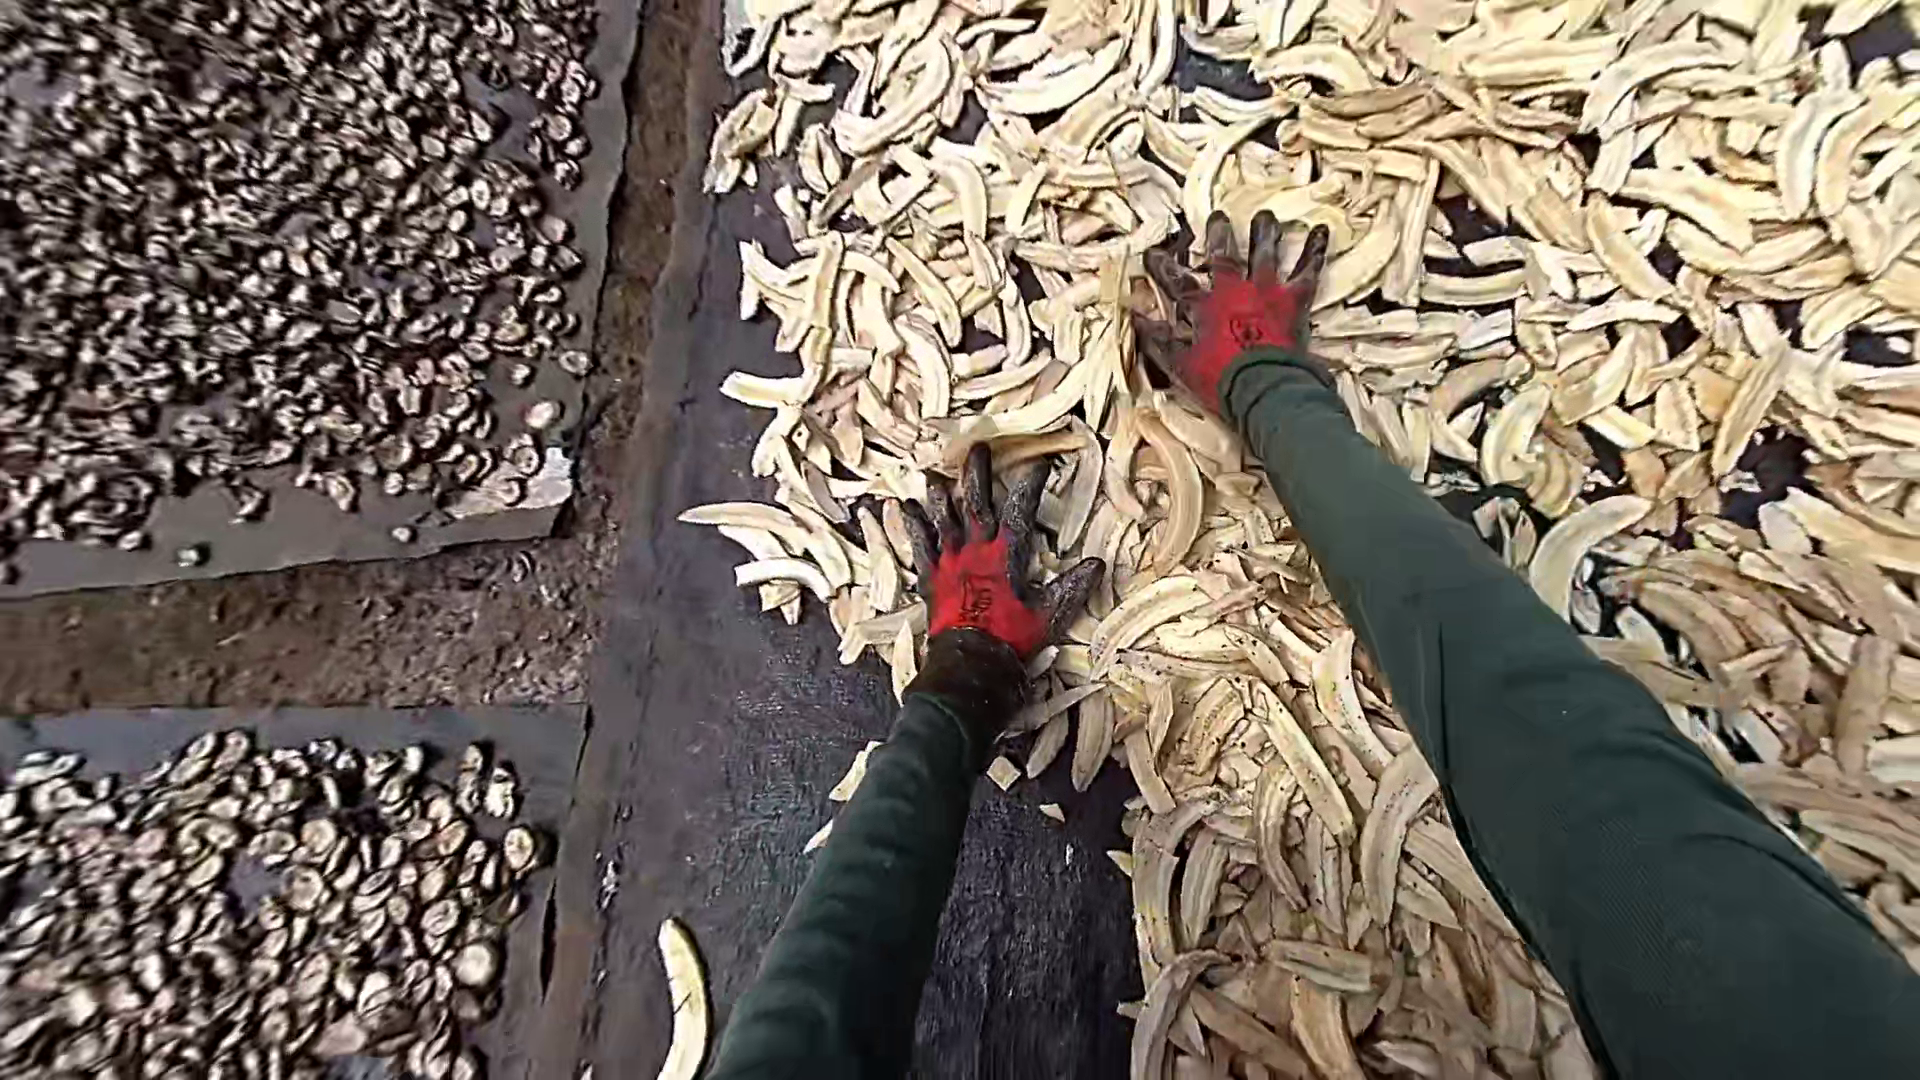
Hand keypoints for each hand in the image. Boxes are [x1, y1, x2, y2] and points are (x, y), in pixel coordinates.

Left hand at [903, 443, 1102, 658]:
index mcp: (1006, 554)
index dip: (1031, 482)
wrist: (971, 662)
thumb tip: (1098, 563)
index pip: (1021, 507)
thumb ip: (1072, 587)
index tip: (1040, 461)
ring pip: (943, 517)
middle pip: (975, 500)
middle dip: (977, 472)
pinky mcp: (931, 575)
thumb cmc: (1012, 637)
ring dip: (940, 495)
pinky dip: (912, 525)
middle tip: (977, 447)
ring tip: (935, 476)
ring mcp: (950, 560)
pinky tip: (903, 507)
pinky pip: (919, 544)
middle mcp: (976, 548)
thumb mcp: (1051, 614)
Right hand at [1136, 210, 1331, 414]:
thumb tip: (1136, 319)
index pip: (1177, 281)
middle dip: (1218, 235)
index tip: (1152, 253)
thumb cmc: (1218, 380)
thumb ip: (1158, 339)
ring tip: (1265, 216)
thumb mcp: (1179, 364)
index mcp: (1204, 307)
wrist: (1263, 389)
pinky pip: (1307, 270)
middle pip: (1224, 256)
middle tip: (1217, 217)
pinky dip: (1313, 251)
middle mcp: (1235, 290)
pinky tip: (1320, 232)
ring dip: (1264, 233)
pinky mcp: (1294, 301)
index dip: (1163, 267)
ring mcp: (1267, 292)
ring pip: (1265, 254)